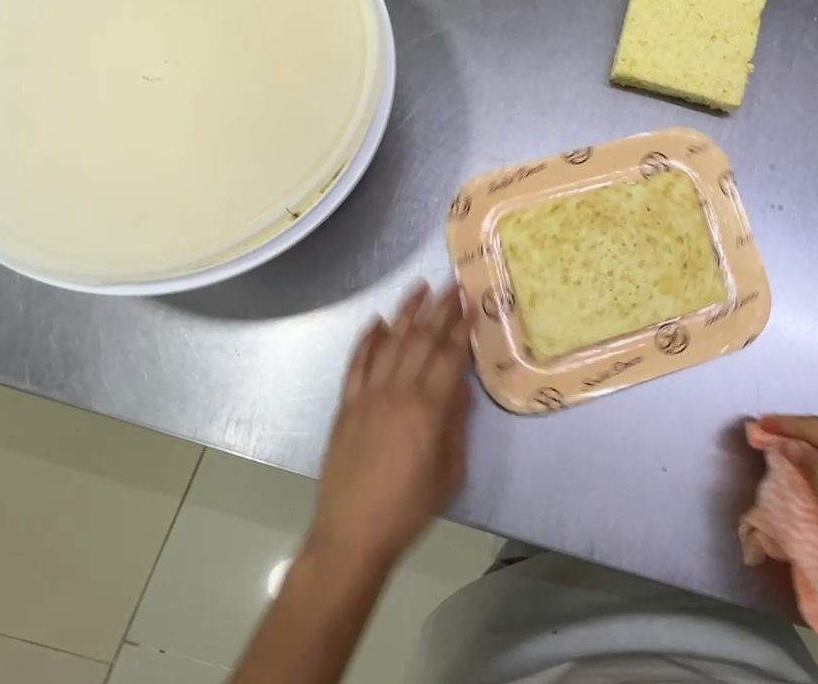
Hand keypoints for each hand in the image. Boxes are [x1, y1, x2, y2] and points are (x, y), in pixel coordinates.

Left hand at [309, 283, 473, 572]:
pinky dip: (368, 340)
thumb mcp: (450, 470)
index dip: (462, 326)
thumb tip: (461, 388)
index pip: (450, 354)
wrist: (352, 534)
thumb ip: (456, 425)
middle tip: (453, 284)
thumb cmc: (410, 508)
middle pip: (422, 340)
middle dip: (439, 309)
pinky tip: (378, 322)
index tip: (471, 301)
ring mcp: (367, 397)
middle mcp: (398, 393)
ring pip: (389, 343)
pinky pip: (357, 364)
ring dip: (406, 313)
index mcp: (429, 409)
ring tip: (419, 288)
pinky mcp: (346, 407)